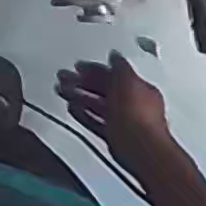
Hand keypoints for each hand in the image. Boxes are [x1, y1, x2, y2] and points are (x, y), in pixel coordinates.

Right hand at [57, 52, 173, 167]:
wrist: (142, 150)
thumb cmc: (139, 117)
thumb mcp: (127, 80)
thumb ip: (119, 66)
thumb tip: (115, 55)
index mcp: (140, 90)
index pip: (114, 74)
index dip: (95, 69)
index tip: (79, 66)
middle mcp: (134, 105)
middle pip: (104, 90)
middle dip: (83, 83)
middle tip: (65, 77)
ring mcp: (124, 121)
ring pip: (97, 105)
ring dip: (79, 97)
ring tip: (63, 91)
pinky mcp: (115, 137)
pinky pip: (95, 121)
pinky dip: (83, 114)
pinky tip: (73, 109)